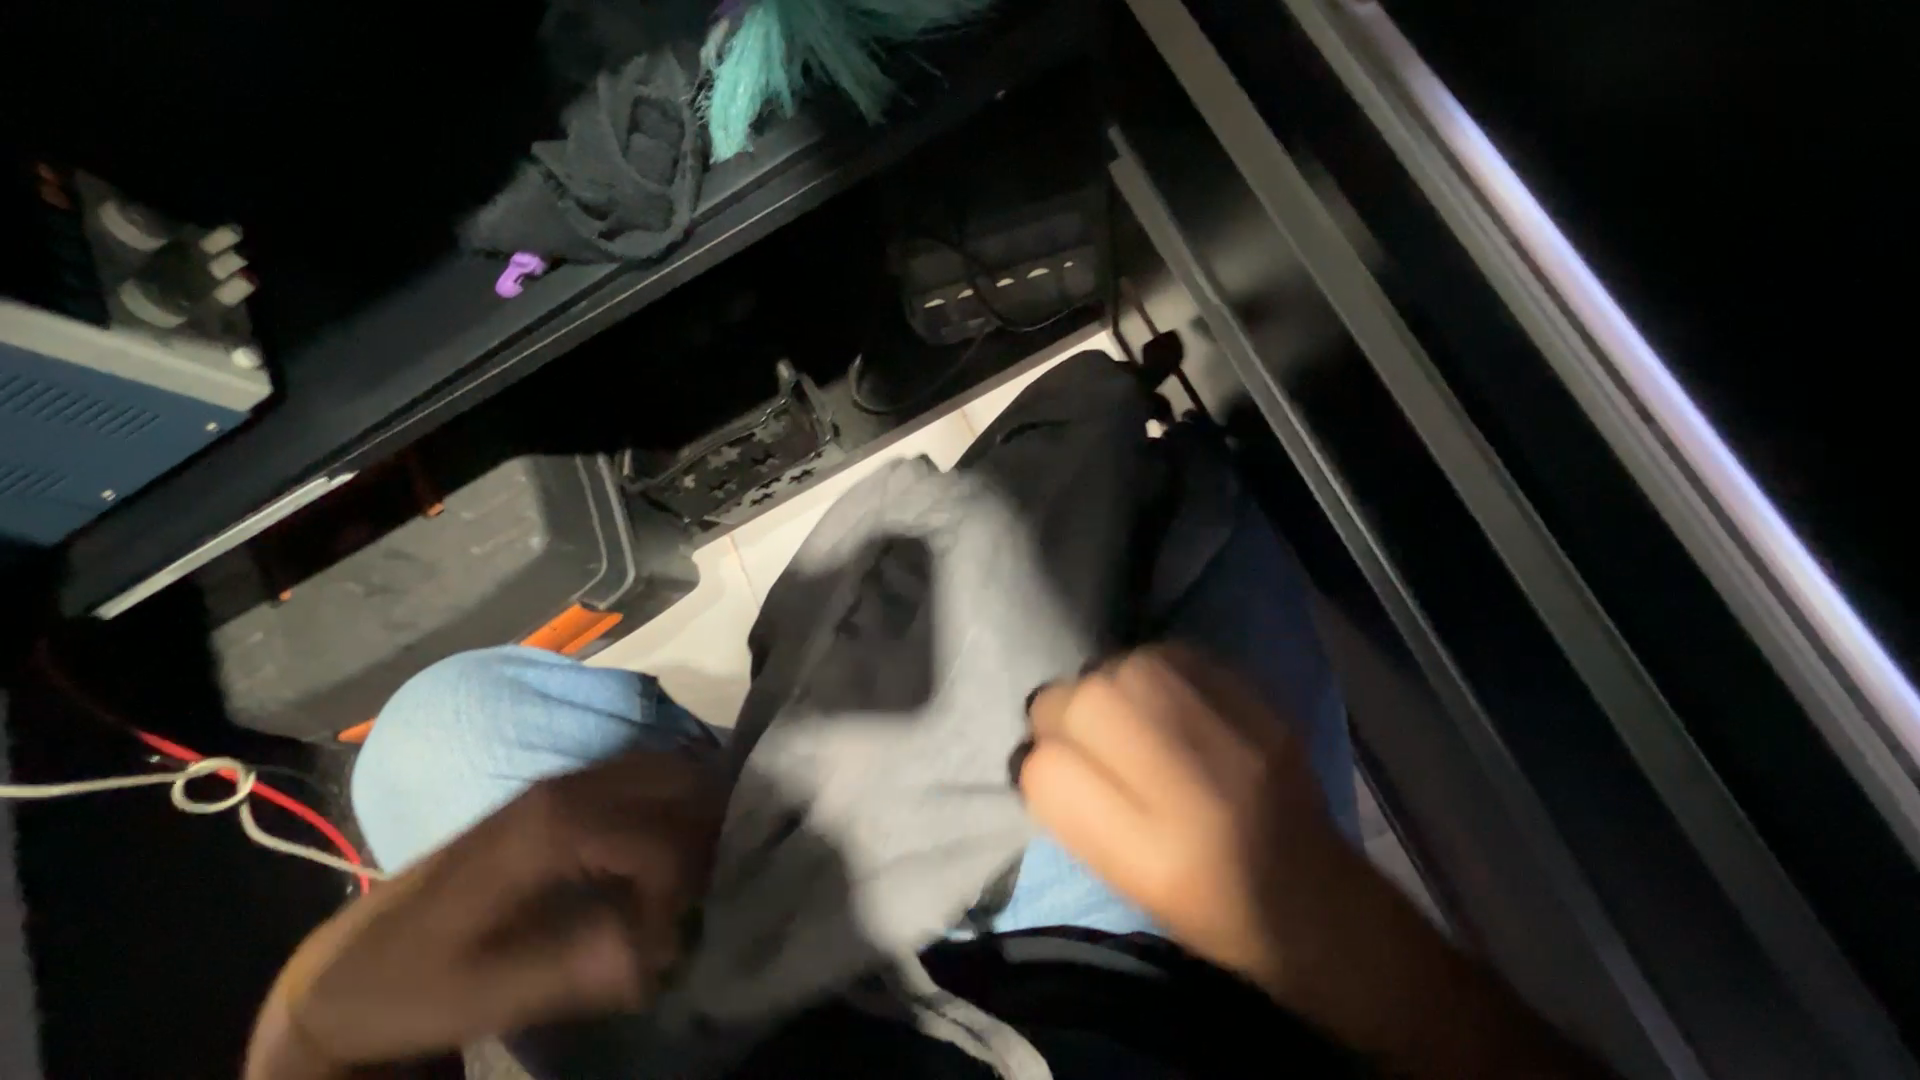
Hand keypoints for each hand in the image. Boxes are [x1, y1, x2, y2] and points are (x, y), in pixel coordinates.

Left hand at [245, 750, 726, 1079]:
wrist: (353, 967)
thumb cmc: (424, 981)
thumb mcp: (497, 990)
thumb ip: (590, 962)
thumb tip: (669, 942)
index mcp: (555, 824)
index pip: (665, 836)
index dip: (686, 887)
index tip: (673, 937)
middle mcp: (569, 785)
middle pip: (680, 781)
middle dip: (711, 834)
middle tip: (710, 890)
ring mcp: (565, 781)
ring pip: (668, 769)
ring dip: (699, 812)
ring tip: (700, 871)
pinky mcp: (561, 792)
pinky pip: (646, 776)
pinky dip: (676, 802)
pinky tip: (674, 847)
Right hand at [1018, 645, 1344, 992]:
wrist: (1312, 894)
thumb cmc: (1207, 908)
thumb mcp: (1124, 881)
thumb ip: (1072, 810)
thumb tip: (1038, 747)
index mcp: (1153, 856)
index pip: (1049, 771)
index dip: (1034, 763)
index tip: (1048, 770)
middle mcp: (1196, 790)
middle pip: (1086, 702)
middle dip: (1061, 711)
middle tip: (1075, 732)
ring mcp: (1236, 738)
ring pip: (1126, 667)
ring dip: (1104, 684)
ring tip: (1116, 711)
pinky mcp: (1261, 705)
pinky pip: (1175, 656)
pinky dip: (1149, 669)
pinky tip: (1155, 696)